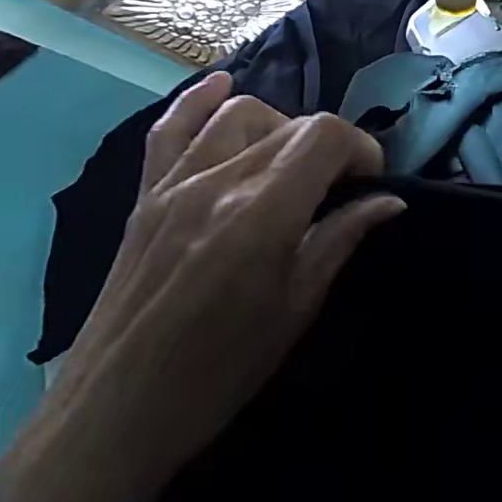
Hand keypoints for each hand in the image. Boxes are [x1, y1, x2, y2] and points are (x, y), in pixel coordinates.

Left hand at [0, 73, 403, 501]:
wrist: (113, 416)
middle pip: (290, 123)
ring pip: (238, 113)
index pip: (324, 136)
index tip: (371, 182)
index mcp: (261, 213)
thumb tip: (388, 200)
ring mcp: (175, 183)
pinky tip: (222, 86)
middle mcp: (218, 181)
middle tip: (340, 187)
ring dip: (279, 125)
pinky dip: (199, 101)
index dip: (361, 148)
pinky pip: (170, 129)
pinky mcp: (145, 194)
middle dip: (329, 145)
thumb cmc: (217, 374)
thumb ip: (340, 241)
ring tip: (290, 164)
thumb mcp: (295, 311)